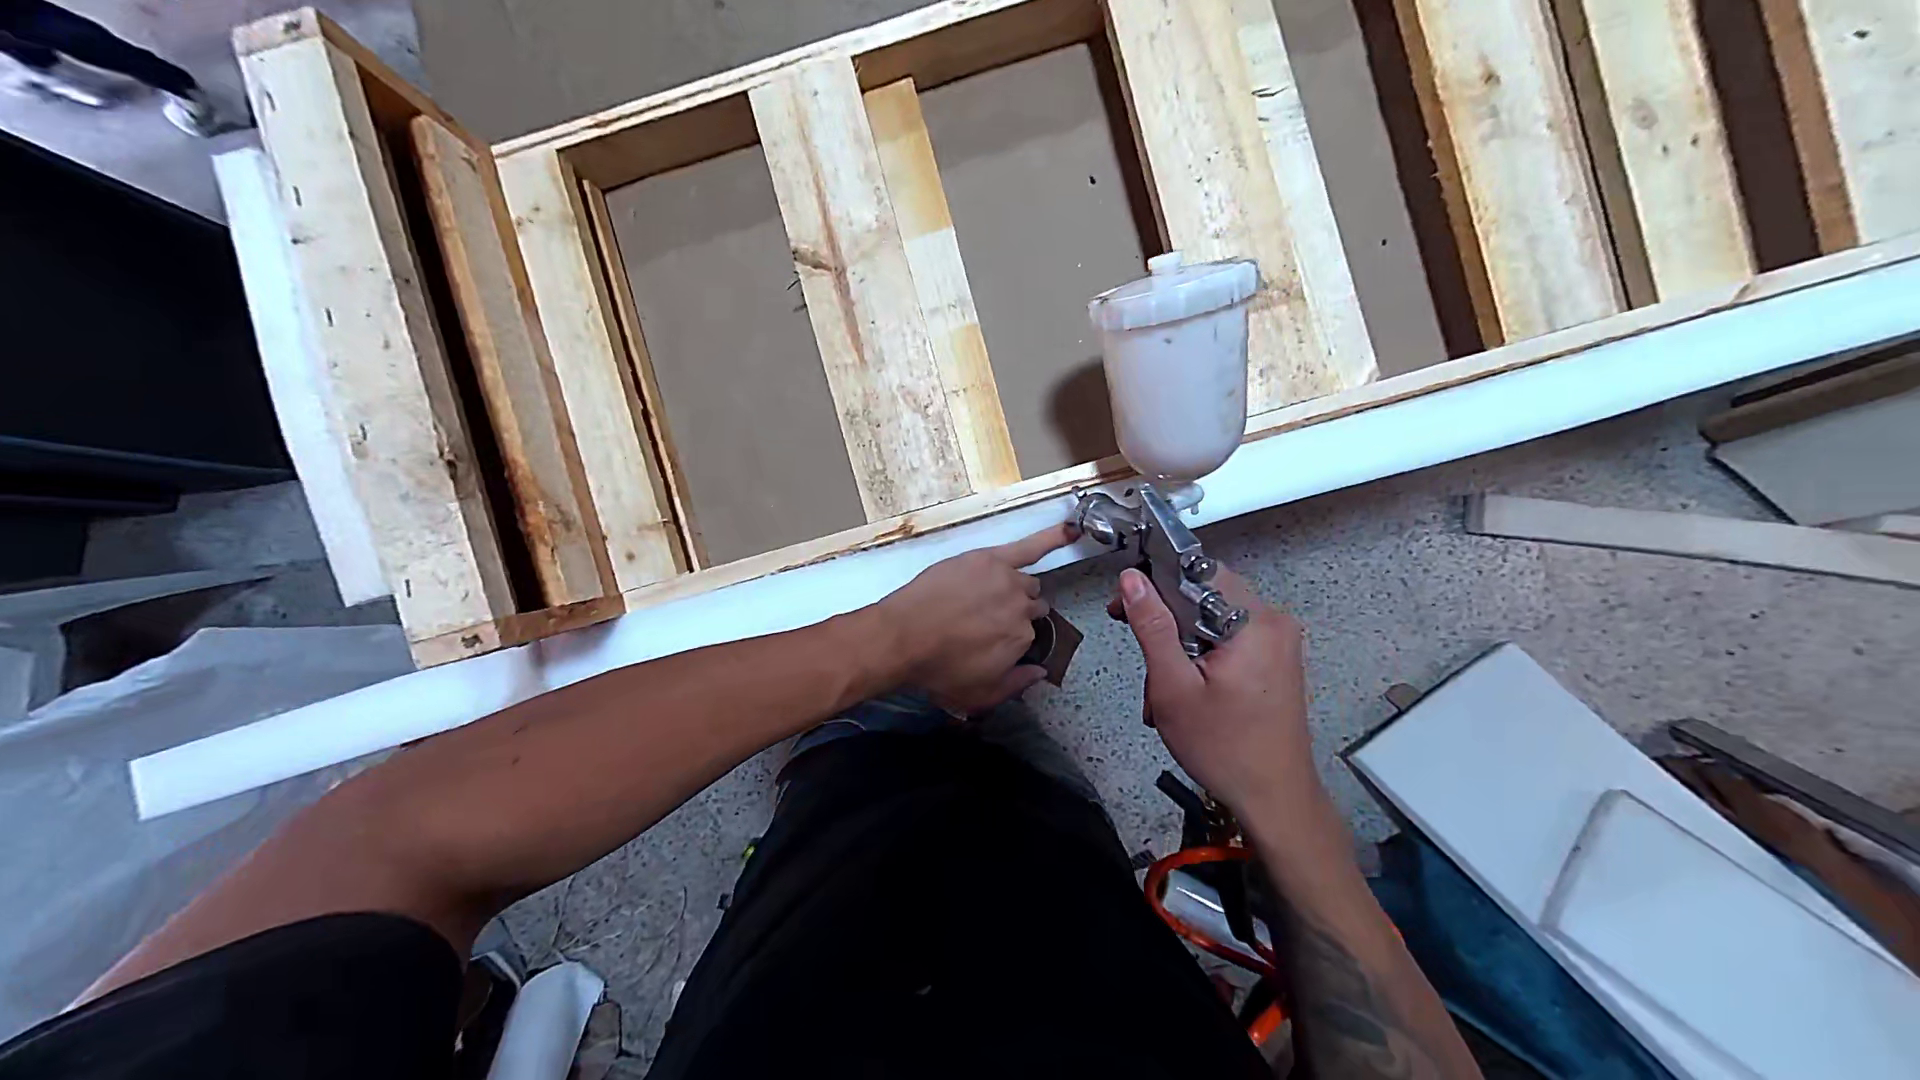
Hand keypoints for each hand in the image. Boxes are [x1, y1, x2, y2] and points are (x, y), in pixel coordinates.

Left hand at [872, 523, 1076, 713]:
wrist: (901, 637)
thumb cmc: (935, 668)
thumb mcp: (978, 695)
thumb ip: (1016, 685)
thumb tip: (1039, 674)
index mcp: (1022, 640)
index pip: (1028, 633)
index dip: (1010, 636)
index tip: (991, 638)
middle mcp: (1021, 609)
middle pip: (1030, 605)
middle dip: (1014, 613)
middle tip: (983, 618)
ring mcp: (1008, 581)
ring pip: (1025, 581)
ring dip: (1014, 588)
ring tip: (986, 594)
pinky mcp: (990, 559)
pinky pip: (1030, 546)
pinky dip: (1052, 537)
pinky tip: (1070, 530)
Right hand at [1113, 566, 1321, 820]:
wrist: (1274, 799)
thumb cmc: (1222, 748)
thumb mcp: (1174, 687)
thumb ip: (1152, 627)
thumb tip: (1131, 578)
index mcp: (1254, 622)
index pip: (1195, 573)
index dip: (1153, 584)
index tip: (1122, 607)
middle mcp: (1272, 622)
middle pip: (1203, 594)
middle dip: (1165, 620)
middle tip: (1143, 655)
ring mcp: (1277, 640)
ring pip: (1210, 616)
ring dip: (1179, 642)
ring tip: (1164, 686)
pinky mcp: (1275, 657)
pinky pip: (1227, 636)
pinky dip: (1200, 654)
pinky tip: (1186, 686)